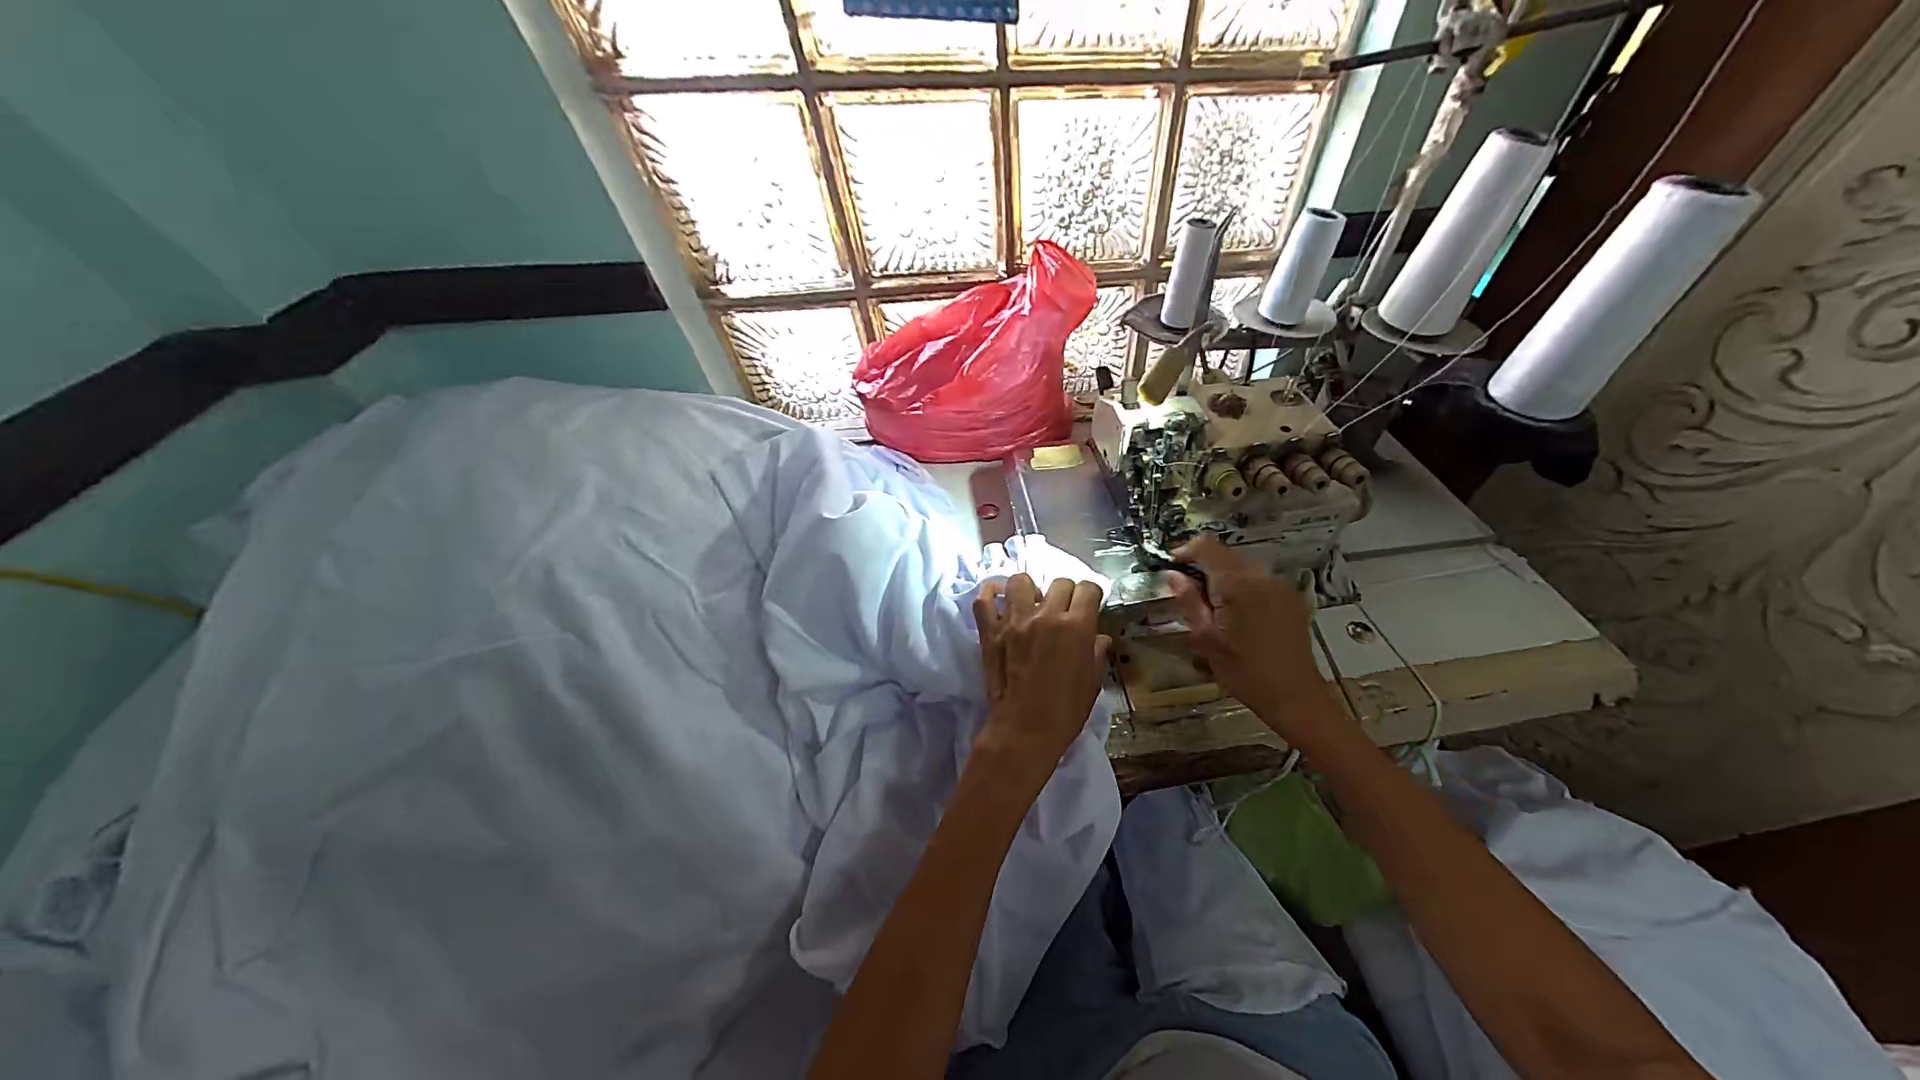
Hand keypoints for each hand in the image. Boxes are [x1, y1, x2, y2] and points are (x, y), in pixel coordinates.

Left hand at [973, 574, 1110, 790]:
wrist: (1025, 729)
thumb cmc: (1065, 711)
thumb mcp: (1092, 682)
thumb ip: (1096, 654)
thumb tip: (1099, 638)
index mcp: (1076, 626)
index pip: (1087, 589)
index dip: (1091, 596)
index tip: (1089, 606)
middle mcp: (1045, 616)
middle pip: (1059, 583)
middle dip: (1066, 593)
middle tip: (1063, 610)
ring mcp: (1014, 621)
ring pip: (1021, 581)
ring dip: (1030, 589)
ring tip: (1032, 605)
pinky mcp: (990, 631)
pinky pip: (984, 600)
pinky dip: (990, 595)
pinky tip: (999, 600)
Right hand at [1166, 536, 1331, 741]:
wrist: (1294, 695)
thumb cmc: (1243, 671)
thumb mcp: (1205, 638)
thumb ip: (1188, 601)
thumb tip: (1173, 575)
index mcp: (1237, 584)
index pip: (1206, 547)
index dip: (1185, 551)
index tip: (1171, 566)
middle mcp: (1261, 576)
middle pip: (1225, 554)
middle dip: (1203, 565)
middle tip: (1187, 591)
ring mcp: (1280, 585)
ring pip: (1243, 566)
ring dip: (1223, 576)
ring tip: (1212, 605)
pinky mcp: (1290, 597)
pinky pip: (1259, 580)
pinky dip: (1242, 586)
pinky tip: (1237, 613)